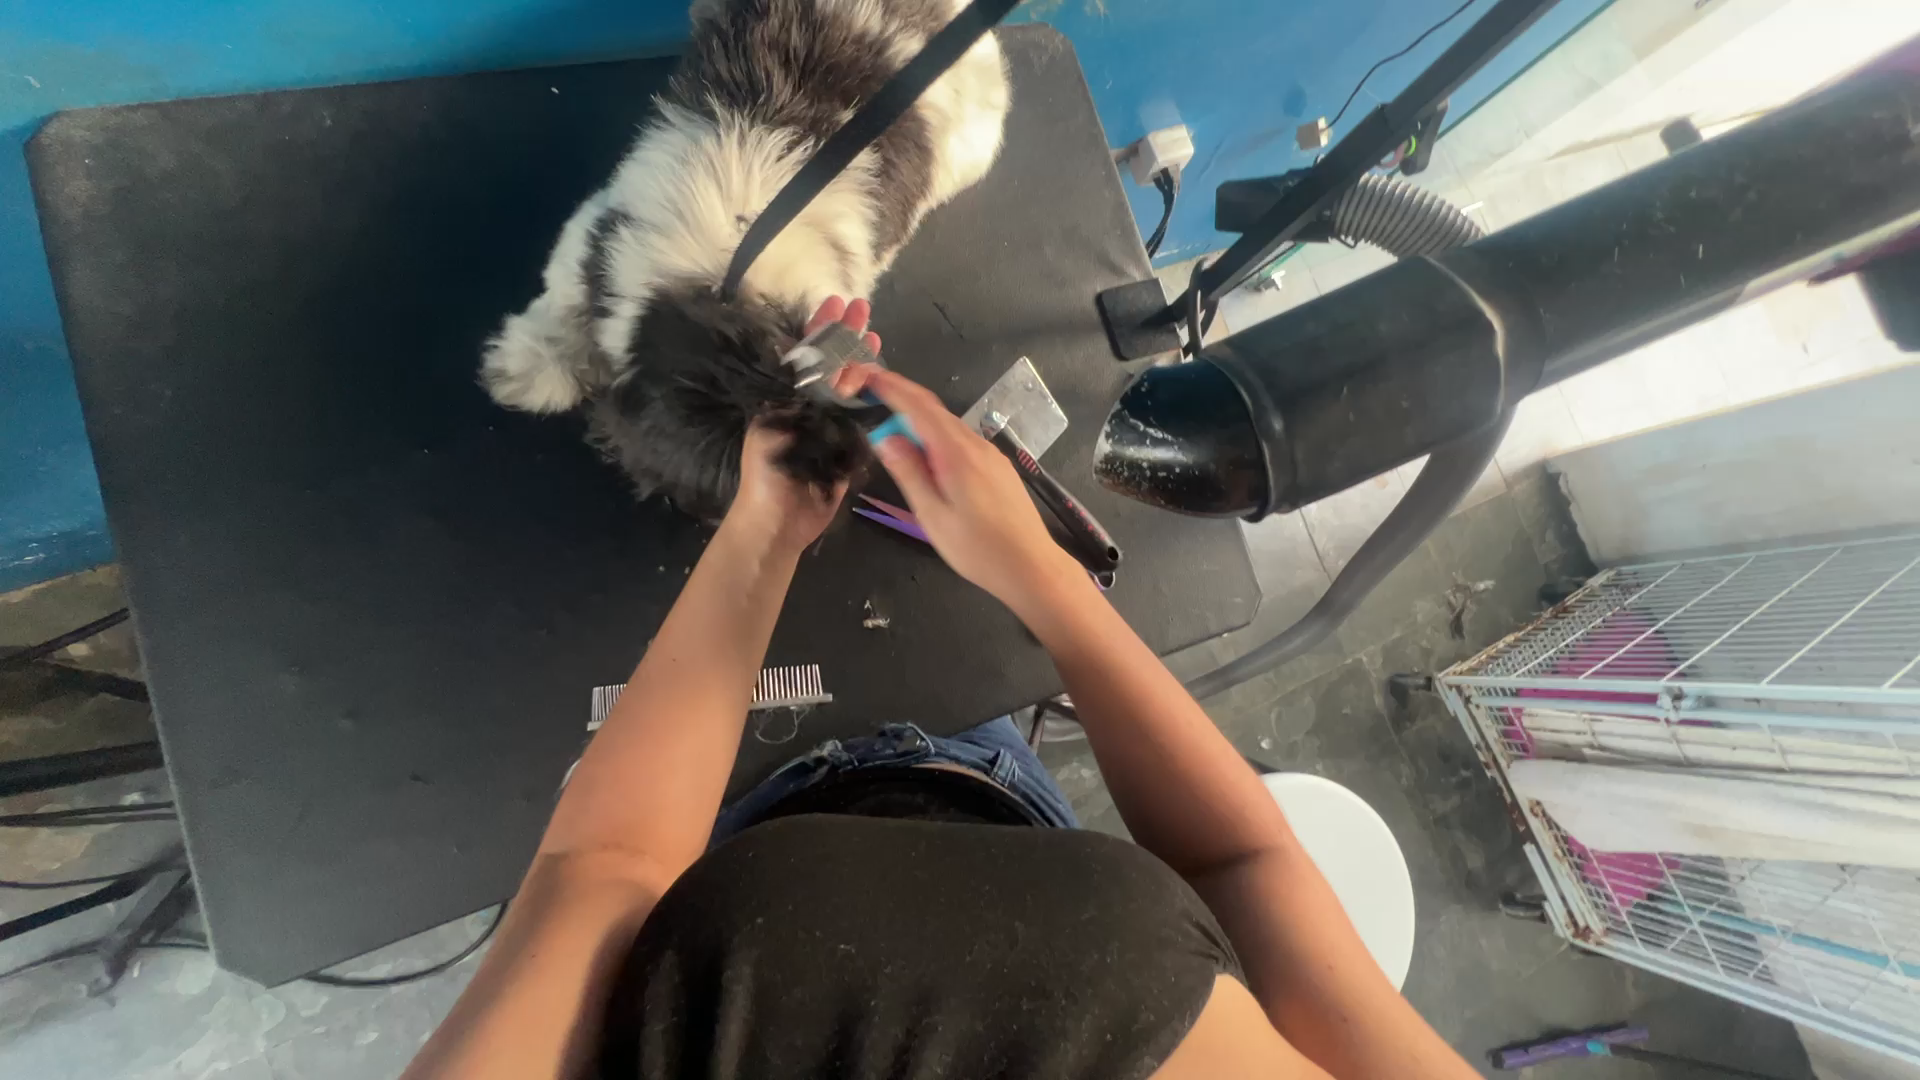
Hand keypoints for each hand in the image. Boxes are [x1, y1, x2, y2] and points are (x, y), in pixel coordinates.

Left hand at [720, 297, 875, 552]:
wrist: (777, 521)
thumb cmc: (765, 475)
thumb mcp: (771, 429)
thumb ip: (798, 402)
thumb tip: (829, 373)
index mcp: (787, 399)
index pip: (807, 356)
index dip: (822, 329)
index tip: (835, 302)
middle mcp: (809, 408)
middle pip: (832, 364)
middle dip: (846, 335)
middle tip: (863, 308)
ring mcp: (830, 427)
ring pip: (851, 387)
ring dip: (864, 361)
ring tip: (877, 336)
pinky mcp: (847, 449)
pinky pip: (863, 419)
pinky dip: (875, 399)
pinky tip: (886, 380)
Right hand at [845, 365, 1084, 609]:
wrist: (1030, 566)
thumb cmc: (977, 548)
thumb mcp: (932, 515)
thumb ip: (909, 473)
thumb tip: (886, 437)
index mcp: (956, 452)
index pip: (919, 407)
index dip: (892, 388)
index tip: (868, 376)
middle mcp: (976, 445)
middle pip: (935, 411)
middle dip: (903, 399)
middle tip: (872, 397)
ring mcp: (991, 455)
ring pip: (949, 427)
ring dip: (920, 422)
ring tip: (893, 430)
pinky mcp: (998, 468)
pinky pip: (962, 442)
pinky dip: (938, 438)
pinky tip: (927, 455)